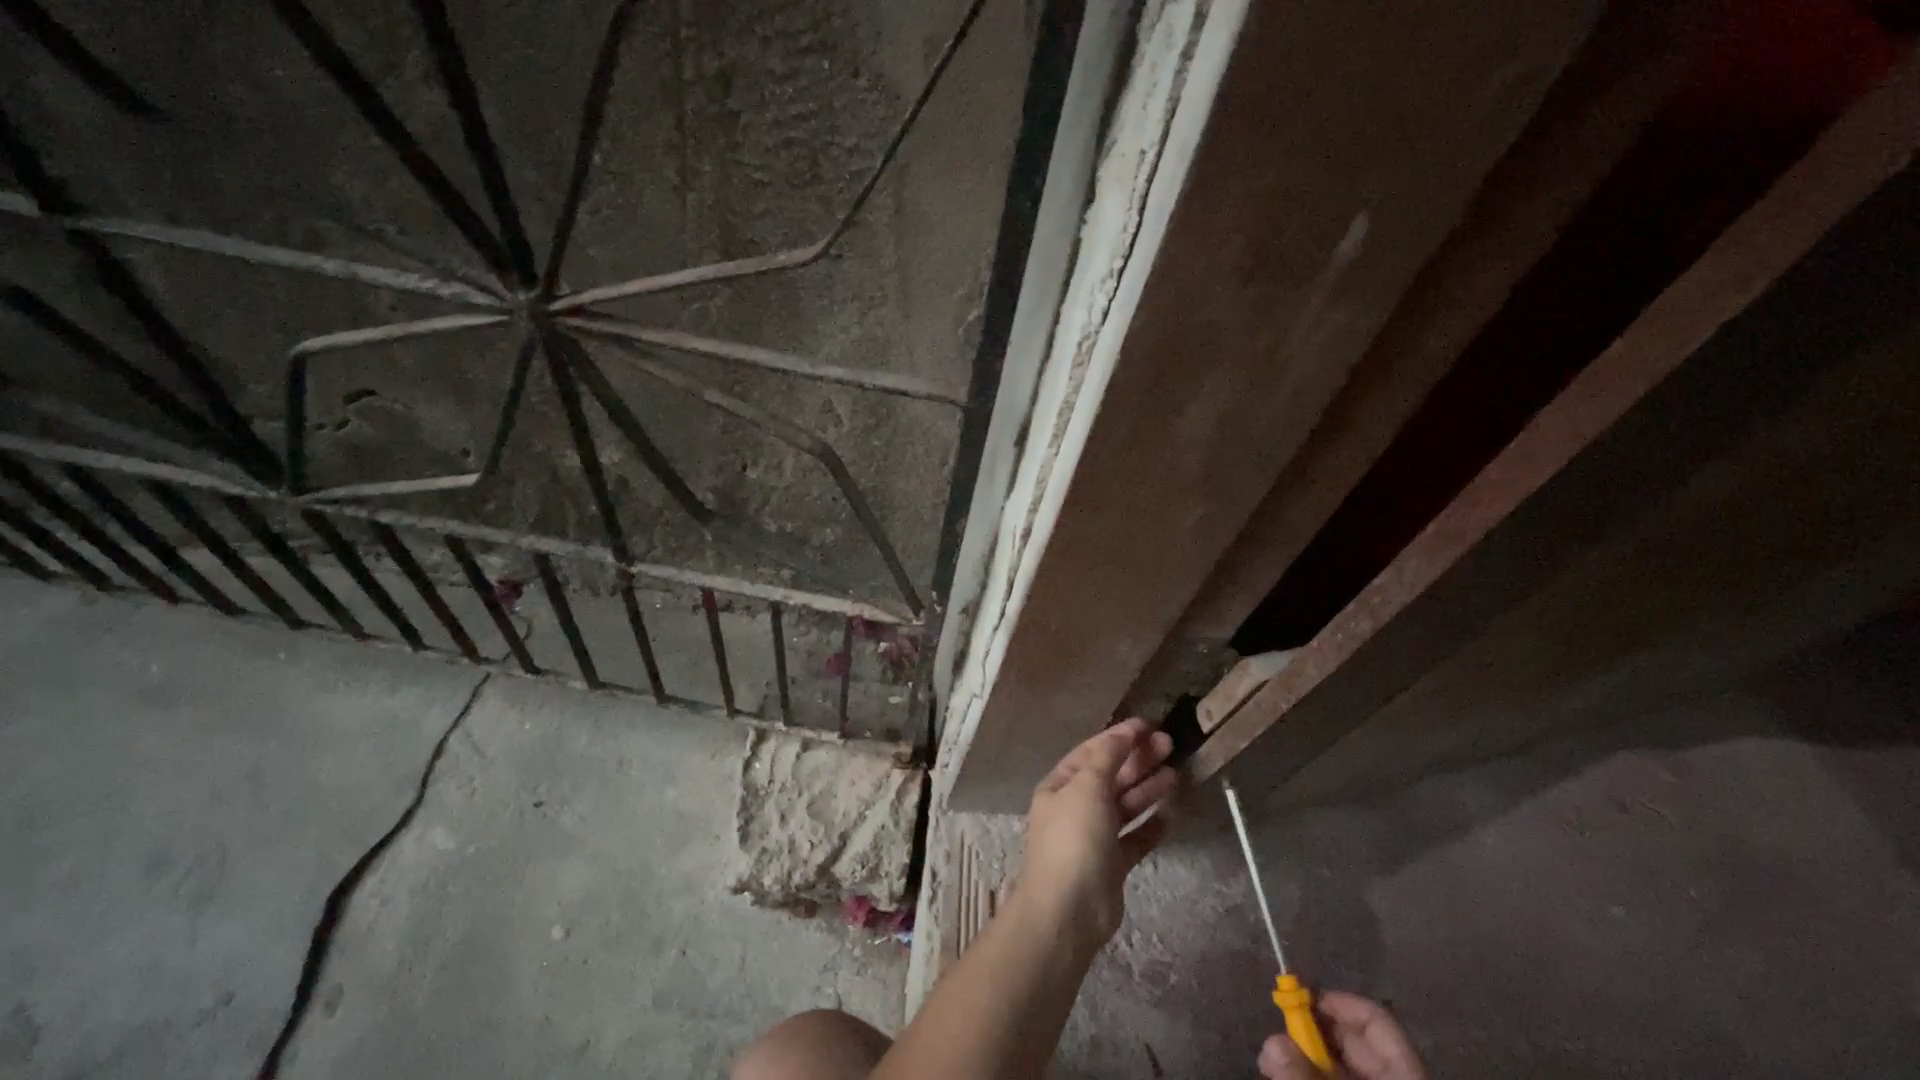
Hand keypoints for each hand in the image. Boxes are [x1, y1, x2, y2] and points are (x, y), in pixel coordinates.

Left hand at [1016, 718, 1176, 950]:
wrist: (1069, 908)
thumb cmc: (1074, 838)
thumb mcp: (1087, 787)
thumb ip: (1107, 758)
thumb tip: (1123, 732)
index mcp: (1059, 786)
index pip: (1091, 753)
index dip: (1118, 737)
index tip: (1149, 725)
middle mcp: (1075, 808)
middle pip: (1110, 777)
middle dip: (1137, 760)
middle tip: (1169, 744)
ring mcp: (1094, 837)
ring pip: (1124, 806)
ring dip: (1147, 788)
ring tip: (1175, 773)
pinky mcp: (1112, 863)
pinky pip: (1135, 837)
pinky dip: (1151, 825)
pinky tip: (1171, 812)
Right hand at [1258, 992, 1425, 1079]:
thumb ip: (1307, 1074)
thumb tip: (1271, 1041)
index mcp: (1405, 1071)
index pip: (1375, 1019)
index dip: (1338, 1003)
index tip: (1299, 997)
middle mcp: (1393, 1075)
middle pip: (1352, 1040)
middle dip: (1311, 1031)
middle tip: (1277, 1032)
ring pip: (1339, 1063)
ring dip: (1304, 1054)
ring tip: (1272, 1059)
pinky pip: (1334, 1079)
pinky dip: (1309, 1074)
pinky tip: (1285, 1073)